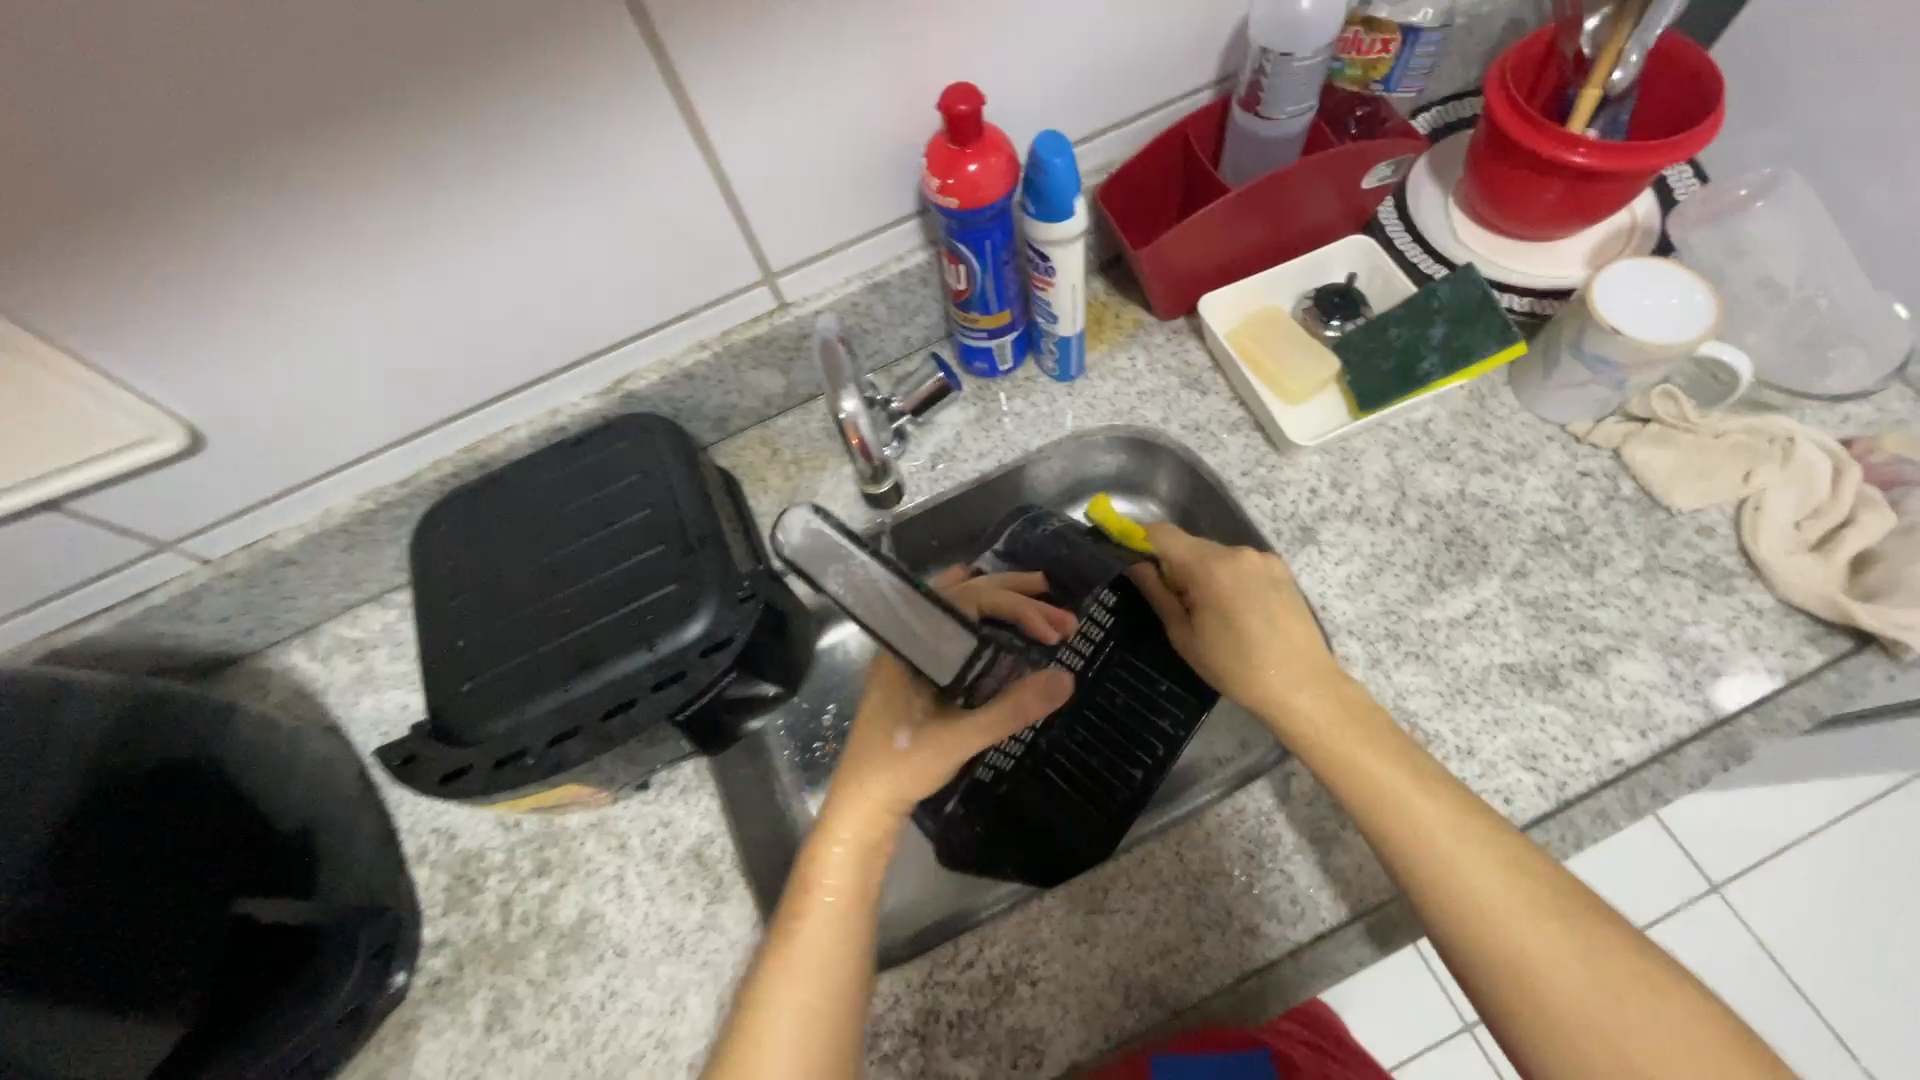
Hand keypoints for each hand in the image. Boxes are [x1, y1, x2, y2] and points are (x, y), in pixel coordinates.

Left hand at [822, 569, 1076, 828]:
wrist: (862, 804)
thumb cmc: (901, 767)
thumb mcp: (960, 738)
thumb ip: (1011, 708)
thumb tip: (1066, 678)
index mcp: (911, 644)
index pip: (970, 601)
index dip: (1016, 608)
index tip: (1055, 633)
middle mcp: (907, 639)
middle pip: (964, 596)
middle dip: (1014, 595)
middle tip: (1059, 602)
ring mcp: (909, 655)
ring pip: (957, 609)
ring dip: (997, 600)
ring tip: (1037, 594)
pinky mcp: (915, 674)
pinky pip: (948, 628)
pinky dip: (973, 614)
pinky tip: (985, 609)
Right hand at [1126, 522, 1349, 730]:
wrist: (1302, 685)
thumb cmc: (1234, 667)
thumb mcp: (1184, 636)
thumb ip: (1157, 593)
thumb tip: (1134, 565)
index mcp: (1209, 566)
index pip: (1161, 533)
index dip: (1138, 538)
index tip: (1126, 554)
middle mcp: (1237, 551)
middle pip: (1190, 545)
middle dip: (1175, 566)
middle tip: (1175, 604)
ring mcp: (1263, 558)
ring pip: (1216, 556)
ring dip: (1203, 574)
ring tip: (1212, 615)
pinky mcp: (1281, 569)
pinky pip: (1240, 565)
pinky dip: (1229, 579)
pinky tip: (1239, 613)